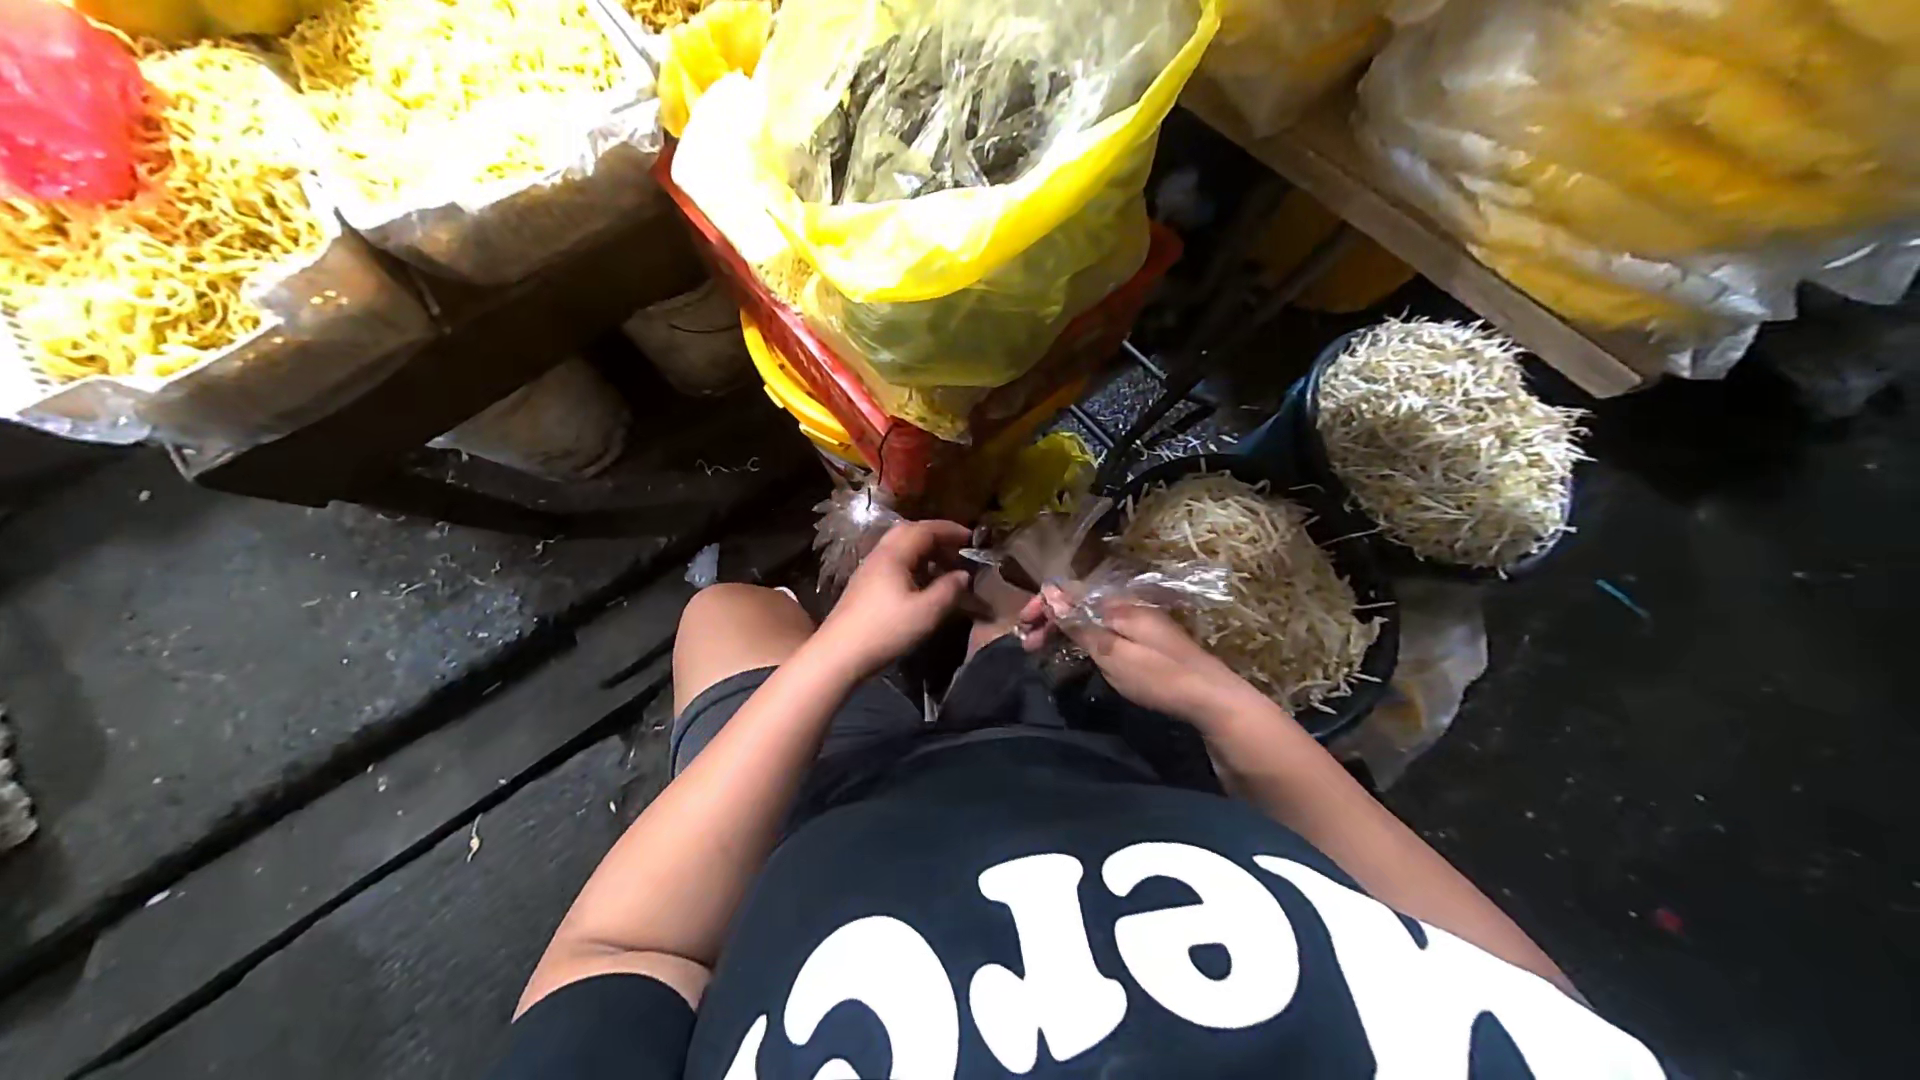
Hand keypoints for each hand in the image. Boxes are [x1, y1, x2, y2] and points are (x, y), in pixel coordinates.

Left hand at [812, 519, 971, 678]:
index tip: (972, 538)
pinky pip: (894, 564)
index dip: (950, 530)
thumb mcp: (926, 612)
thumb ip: (949, 590)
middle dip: (936, 537)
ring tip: (945, 568)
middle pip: (909, 533)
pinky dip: (914, 565)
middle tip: (957, 550)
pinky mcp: (865, 587)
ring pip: (900, 549)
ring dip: (925, 552)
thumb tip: (964, 575)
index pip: (925, 529)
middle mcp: (879, 556)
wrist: (839, 655)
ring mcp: (869, 571)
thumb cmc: (885, 630)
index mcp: (894, 555)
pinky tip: (923, 585)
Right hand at [1021, 588, 1268, 726]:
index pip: (1069, 592)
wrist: (1211, 699)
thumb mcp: (1112, 652)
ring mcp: (1136, 623)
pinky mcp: (1142, 641)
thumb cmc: (1158, 676)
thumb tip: (1051, 591)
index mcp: (1118, 604)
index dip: (1042, 604)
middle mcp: (1125, 606)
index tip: (1022, 626)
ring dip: (1061, 629)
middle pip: (1077, 604)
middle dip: (1048, 618)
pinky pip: (1100, 630)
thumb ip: (1081, 623)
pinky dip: (1080, 638)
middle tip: (1027, 644)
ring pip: (1088, 618)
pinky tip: (1072, 650)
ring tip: (1041, 647)